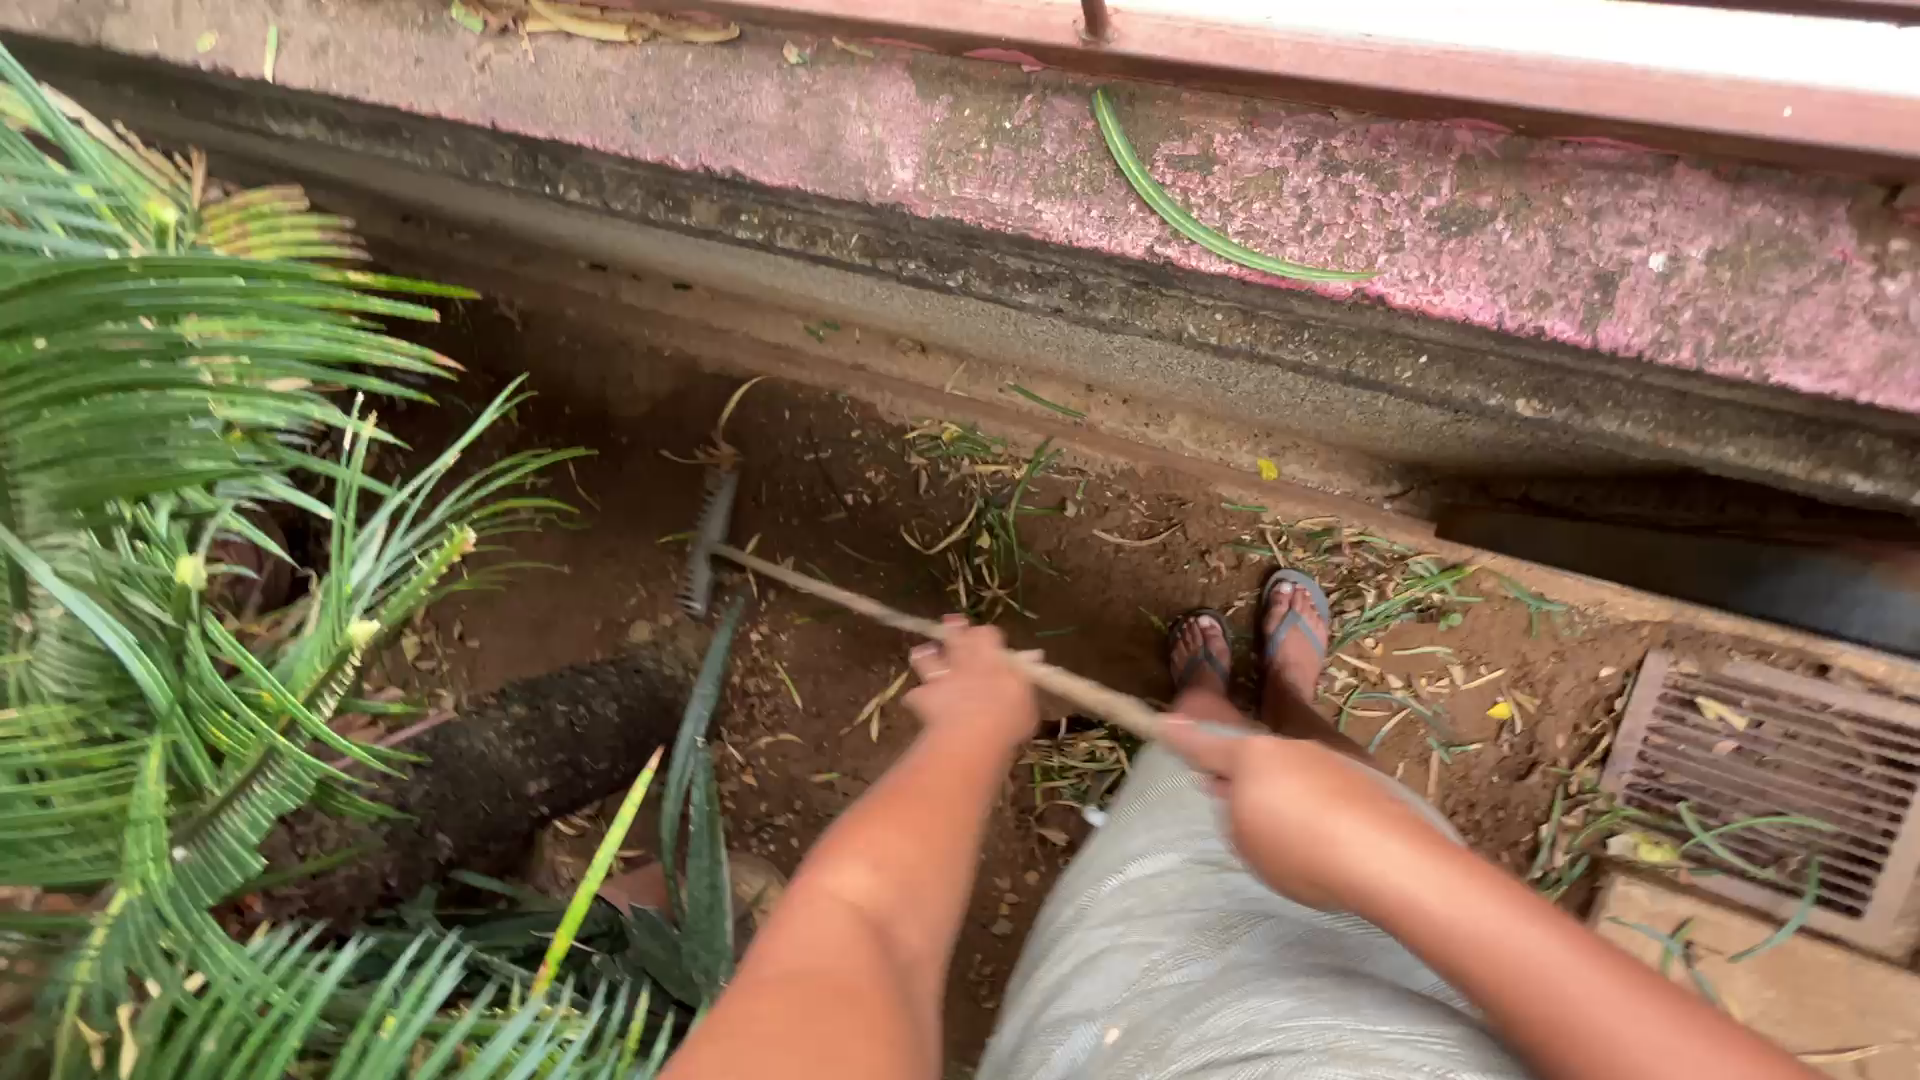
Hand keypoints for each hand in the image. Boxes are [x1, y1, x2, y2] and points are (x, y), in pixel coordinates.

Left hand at [903, 617, 1038, 752]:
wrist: (974, 733)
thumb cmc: (1009, 717)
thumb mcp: (1027, 699)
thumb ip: (1025, 679)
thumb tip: (1033, 658)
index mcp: (992, 656)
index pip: (988, 633)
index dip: (986, 635)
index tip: (989, 639)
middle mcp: (964, 660)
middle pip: (955, 635)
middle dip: (953, 629)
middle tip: (952, 624)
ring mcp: (941, 677)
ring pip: (927, 657)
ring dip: (925, 655)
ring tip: (923, 654)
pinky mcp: (923, 697)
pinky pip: (915, 694)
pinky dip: (917, 696)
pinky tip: (919, 701)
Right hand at [1158, 718, 1457, 912]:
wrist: (1389, 861)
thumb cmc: (1298, 850)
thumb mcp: (1243, 841)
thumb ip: (1230, 813)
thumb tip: (1234, 795)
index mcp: (1249, 756)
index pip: (1204, 745)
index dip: (1181, 738)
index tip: (1164, 723)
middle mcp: (1288, 748)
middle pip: (1252, 758)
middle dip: (1241, 778)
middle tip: (1233, 805)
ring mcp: (1328, 761)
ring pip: (1290, 773)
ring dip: (1281, 795)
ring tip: (1290, 838)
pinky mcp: (1363, 782)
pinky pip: (1324, 791)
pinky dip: (1317, 809)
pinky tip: (1326, 842)